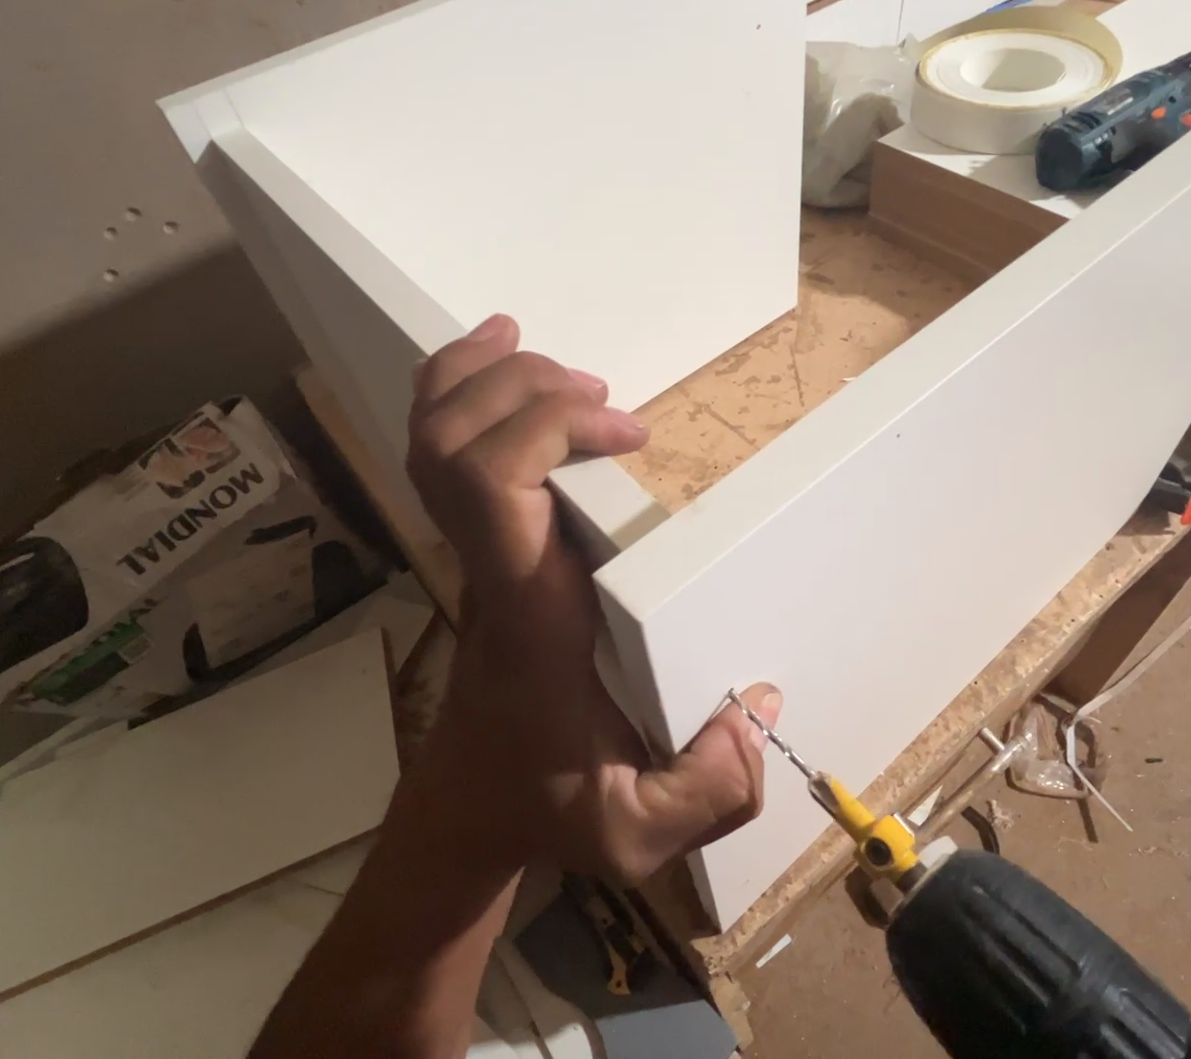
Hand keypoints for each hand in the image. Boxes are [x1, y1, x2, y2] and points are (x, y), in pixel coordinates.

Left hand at [402, 314, 781, 883]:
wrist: (475, 799)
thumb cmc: (552, 804)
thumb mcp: (636, 834)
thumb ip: (708, 790)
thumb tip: (759, 709)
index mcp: (531, 608)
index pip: (494, 482)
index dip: (549, 427)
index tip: (630, 435)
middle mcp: (489, 564)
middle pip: (452, 436)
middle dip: (524, 388)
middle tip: (603, 404)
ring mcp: (469, 551)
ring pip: (431, 434)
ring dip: (489, 377)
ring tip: (567, 373)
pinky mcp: (473, 547)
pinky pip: (439, 452)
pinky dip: (459, 390)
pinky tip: (500, 356)